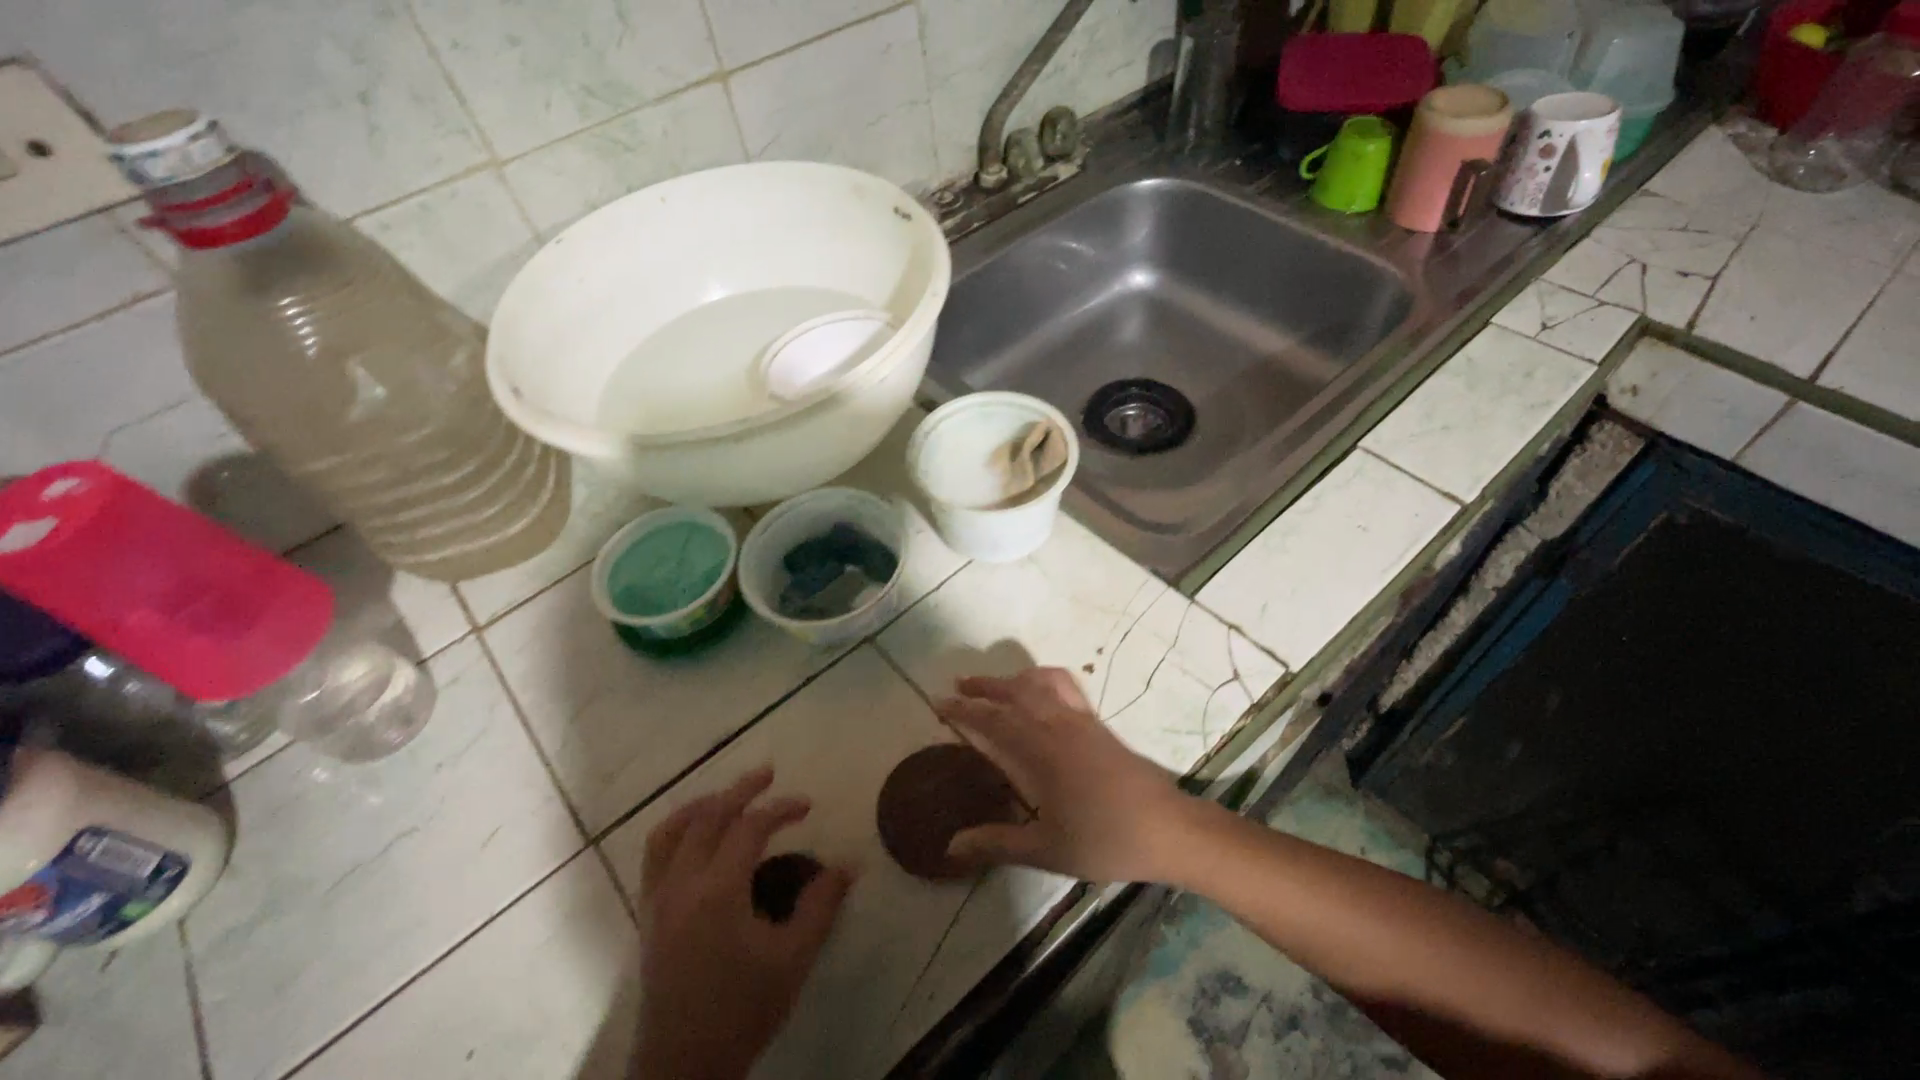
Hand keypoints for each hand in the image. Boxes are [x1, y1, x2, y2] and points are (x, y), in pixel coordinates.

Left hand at [634, 767, 853, 1079]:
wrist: (684, 1062)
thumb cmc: (743, 1009)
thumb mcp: (793, 958)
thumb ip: (821, 905)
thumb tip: (849, 863)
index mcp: (717, 891)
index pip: (749, 829)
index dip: (780, 809)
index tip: (807, 805)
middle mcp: (680, 884)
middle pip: (706, 818)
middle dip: (739, 791)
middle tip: (769, 775)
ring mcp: (657, 898)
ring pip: (670, 831)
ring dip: (702, 805)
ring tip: (728, 796)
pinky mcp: (648, 914)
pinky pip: (654, 854)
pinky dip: (676, 830)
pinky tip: (696, 837)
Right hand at [935, 667, 1209, 883]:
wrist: (1170, 830)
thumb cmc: (1105, 841)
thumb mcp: (1046, 850)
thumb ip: (997, 842)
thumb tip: (950, 846)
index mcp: (1042, 752)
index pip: (995, 720)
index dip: (964, 710)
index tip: (939, 703)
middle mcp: (1061, 727)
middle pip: (1017, 691)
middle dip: (986, 685)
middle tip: (959, 686)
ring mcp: (1085, 723)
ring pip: (1045, 682)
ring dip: (1016, 678)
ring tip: (999, 684)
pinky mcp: (1102, 727)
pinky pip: (1067, 689)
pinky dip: (1044, 682)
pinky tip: (1042, 699)